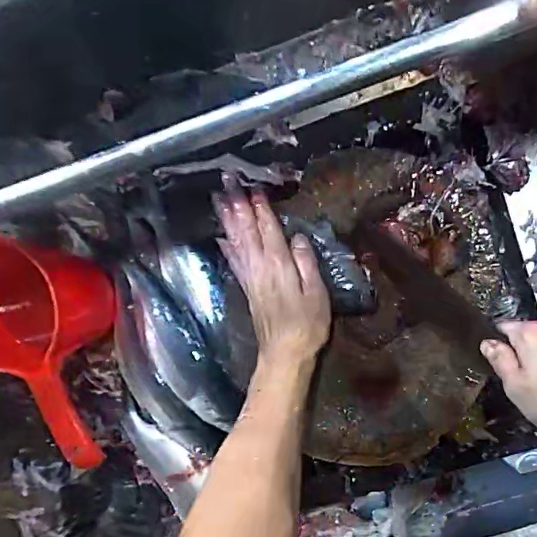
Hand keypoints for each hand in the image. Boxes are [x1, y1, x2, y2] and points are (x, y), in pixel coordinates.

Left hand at [215, 176, 328, 371]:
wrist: (284, 354)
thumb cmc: (307, 325)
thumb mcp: (317, 294)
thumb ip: (307, 263)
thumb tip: (298, 237)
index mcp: (279, 265)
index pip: (269, 230)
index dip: (261, 208)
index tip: (254, 187)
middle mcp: (260, 268)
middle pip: (246, 231)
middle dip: (238, 205)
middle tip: (227, 182)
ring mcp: (250, 278)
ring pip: (236, 242)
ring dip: (228, 220)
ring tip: (219, 199)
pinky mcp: (247, 289)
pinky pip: (234, 262)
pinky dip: (227, 247)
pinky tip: (221, 237)